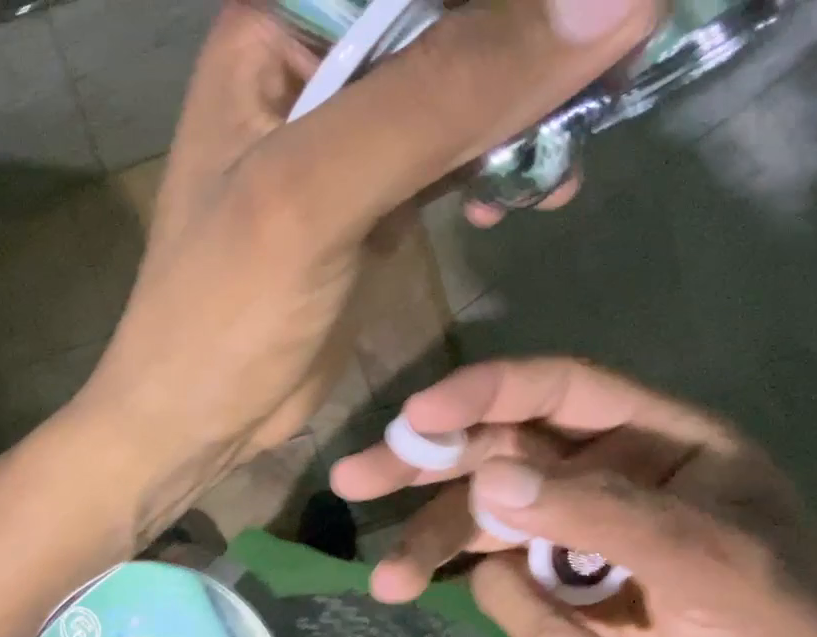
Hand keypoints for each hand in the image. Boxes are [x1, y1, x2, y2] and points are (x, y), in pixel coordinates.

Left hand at [72, 0, 658, 531]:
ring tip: (572, 150)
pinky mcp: (374, 194)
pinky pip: (460, 149)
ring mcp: (347, 133)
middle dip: (532, 43)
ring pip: (468, 81)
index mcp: (279, 30)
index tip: (607, 14)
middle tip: (618, 72)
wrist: (198, 416)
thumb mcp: (316, 196)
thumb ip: (441, 97)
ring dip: (531, 104)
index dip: (511, 1)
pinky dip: (504, 163)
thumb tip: (609, 0)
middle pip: (451, 20)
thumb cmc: (224, 310)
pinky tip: (529, 197)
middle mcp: (313, 64)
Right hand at [332, 359, 816, 636]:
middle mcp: (596, 473)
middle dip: (420, 467)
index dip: (483, 395)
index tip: (416, 417)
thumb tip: (485, 482)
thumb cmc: (780, 624)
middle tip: (353, 480)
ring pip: (474, 525)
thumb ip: (602, 514)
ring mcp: (564, 534)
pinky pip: (503, 591)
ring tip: (391, 588)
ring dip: (434, 554)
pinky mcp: (545, 589)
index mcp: (652, 438)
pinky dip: (532, 627)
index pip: (554, 391)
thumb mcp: (709, 561)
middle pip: (489, 451)